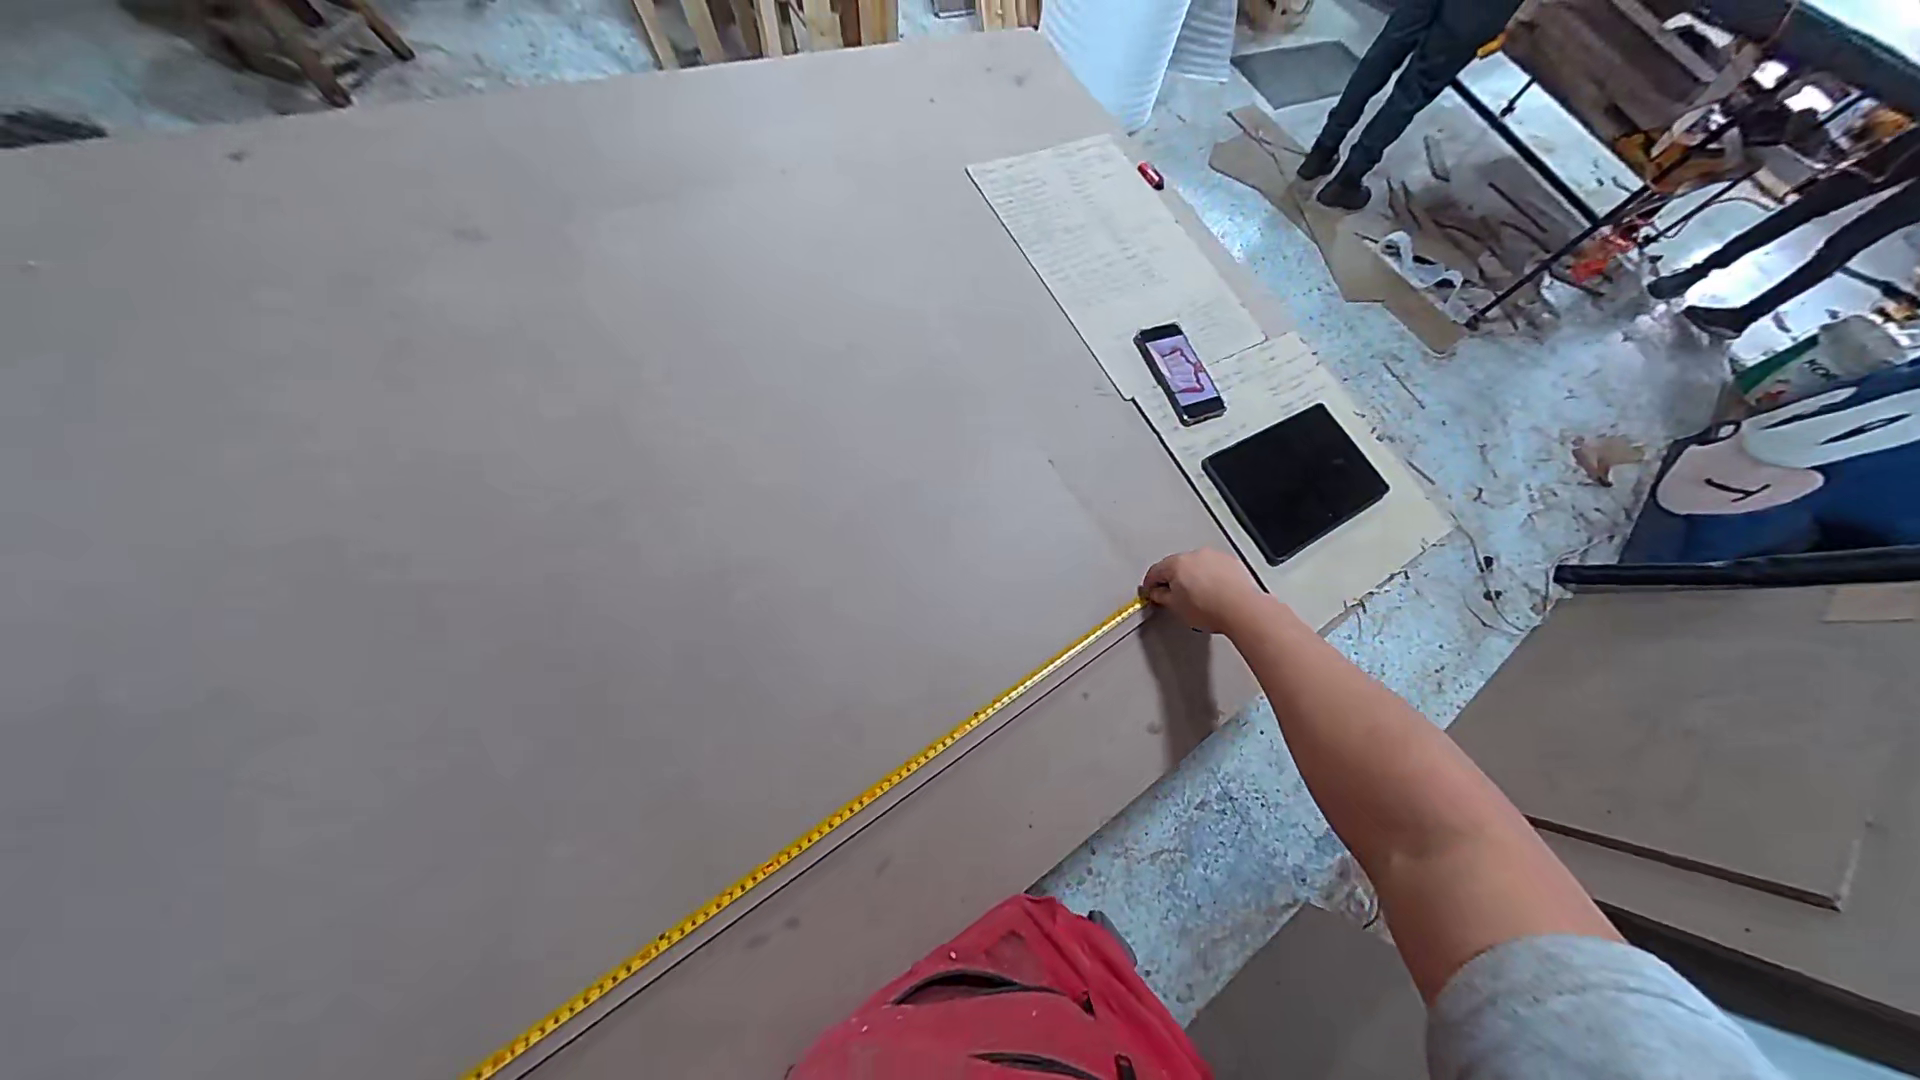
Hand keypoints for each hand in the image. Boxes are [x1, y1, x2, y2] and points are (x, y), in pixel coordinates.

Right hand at [1140, 549, 1268, 634]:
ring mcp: (1214, 557)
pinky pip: (1213, 567)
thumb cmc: (1211, 609)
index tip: (1151, 591)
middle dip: (1173, 579)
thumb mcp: (1175, 607)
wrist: (1241, 609)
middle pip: (1175, 565)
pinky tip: (1213, 592)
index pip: (1155, 571)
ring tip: (1198, 596)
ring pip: (1196, 565)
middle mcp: (1195, 555)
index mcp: (1176, 563)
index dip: (1150, 584)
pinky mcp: (1230, 562)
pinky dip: (1211, 576)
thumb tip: (1158, 593)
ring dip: (1193, 576)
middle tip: (1174, 596)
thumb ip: (1160, 596)